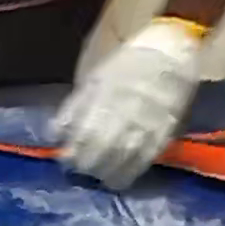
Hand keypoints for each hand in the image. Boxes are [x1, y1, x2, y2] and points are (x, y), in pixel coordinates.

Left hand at [53, 18, 204, 189]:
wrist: (171, 45)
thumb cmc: (123, 66)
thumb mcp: (91, 82)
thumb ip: (71, 110)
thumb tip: (53, 137)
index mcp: (106, 99)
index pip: (84, 135)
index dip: (72, 154)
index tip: (66, 161)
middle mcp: (129, 110)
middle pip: (104, 148)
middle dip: (88, 165)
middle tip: (81, 171)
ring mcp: (151, 117)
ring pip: (127, 154)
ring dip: (109, 172)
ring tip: (99, 179)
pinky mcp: (169, 123)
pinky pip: (150, 153)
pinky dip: (133, 170)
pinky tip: (121, 180)